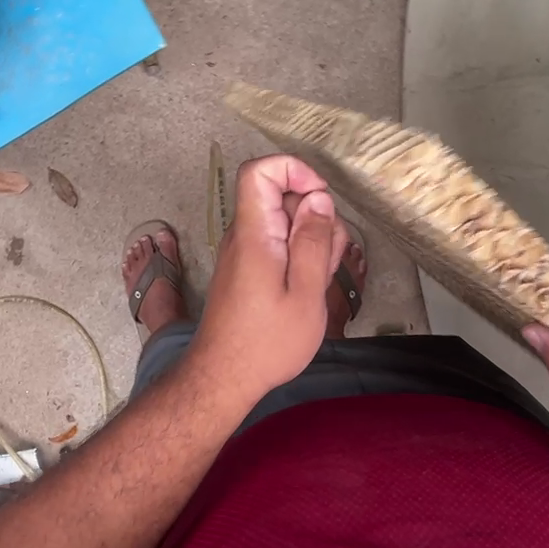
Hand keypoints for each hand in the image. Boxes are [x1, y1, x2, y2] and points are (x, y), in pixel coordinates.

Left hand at [186, 155, 346, 399]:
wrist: (223, 377)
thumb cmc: (266, 342)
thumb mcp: (305, 294)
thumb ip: (313, 242)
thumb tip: (318, 199)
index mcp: (254, 233)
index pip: (259, 171)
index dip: (293, 170)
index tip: (321, 200)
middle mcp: (244, 234)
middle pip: (283, 198)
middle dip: (315, 219)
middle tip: (324, 263)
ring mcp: (246, 251)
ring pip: (286, 223)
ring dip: (311, 244)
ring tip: (315, 284)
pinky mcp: (250, 268)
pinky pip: (279, 245)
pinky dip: (299, 259)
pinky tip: (306, 291)